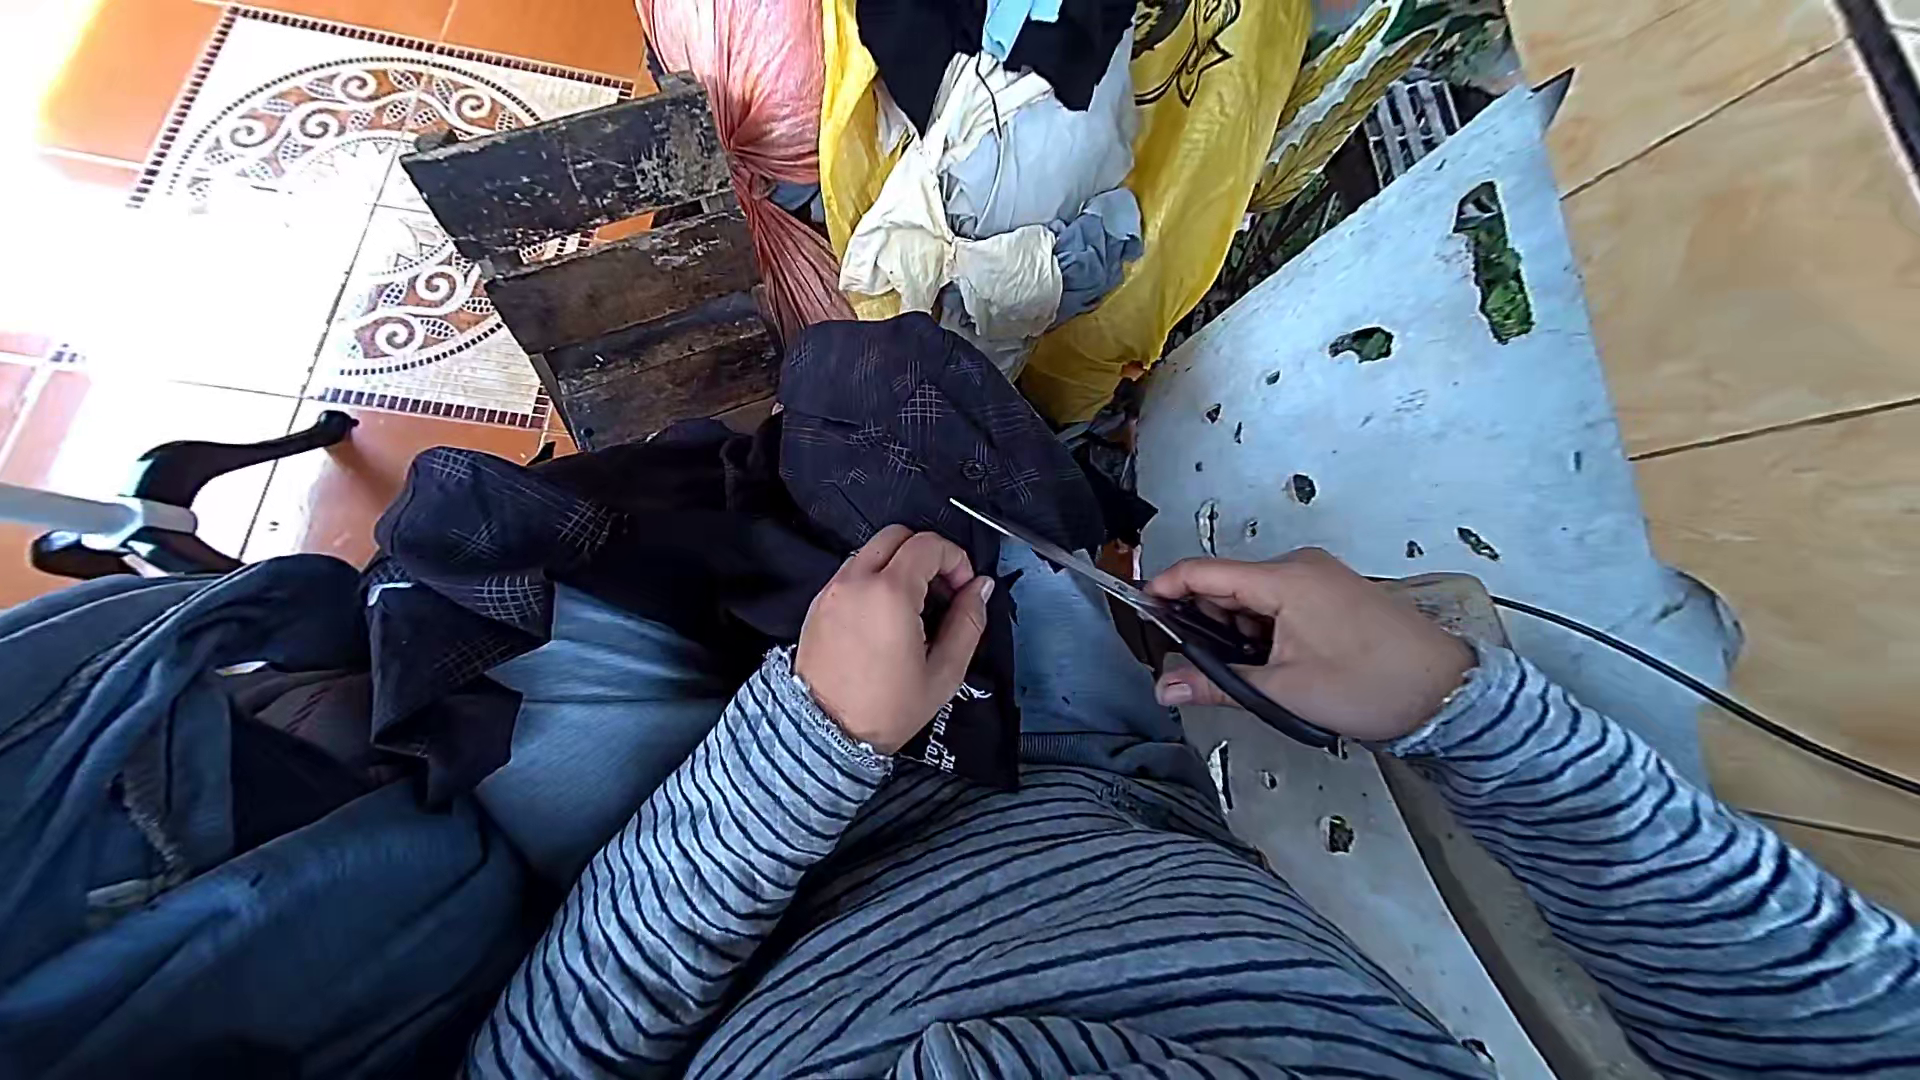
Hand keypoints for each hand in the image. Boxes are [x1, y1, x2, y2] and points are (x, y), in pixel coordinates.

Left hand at [796, 525, 993, 753]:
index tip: (963, 587)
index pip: (928, 545)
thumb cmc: (885, 710)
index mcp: (889, 593)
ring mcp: (832, 590)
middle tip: (941, 589)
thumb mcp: (943, 672)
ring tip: (915, 605)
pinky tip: (886, 615)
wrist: (823, 735)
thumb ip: (968, 622)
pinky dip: (874, 577)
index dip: (955, 559)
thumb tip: (980, 588)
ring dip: (899, 563)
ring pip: (872, 550)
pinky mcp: (818, 603)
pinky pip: (852, 571)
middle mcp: (856, 581)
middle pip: (897, 534)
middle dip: (927, 553)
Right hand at [1144, 548, 1472, 740]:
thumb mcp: (1284, 690)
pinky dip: (1260, 625)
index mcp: (1286, 579)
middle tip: (1198, 659)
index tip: (1143, 607)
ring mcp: (1317, 577)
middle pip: (1224, 582)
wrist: (1453, 696)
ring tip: (1250, 668)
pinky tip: (1270, 658)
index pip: (1203, 571)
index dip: (1165, 588)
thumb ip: (1215, 685)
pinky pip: (1275, 598)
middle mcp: (1300, 567)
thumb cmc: (1381, 684)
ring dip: (1234, 626)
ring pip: (1249, 593)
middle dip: (1204, 619)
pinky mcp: (1328, 591)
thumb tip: (1169, 686)